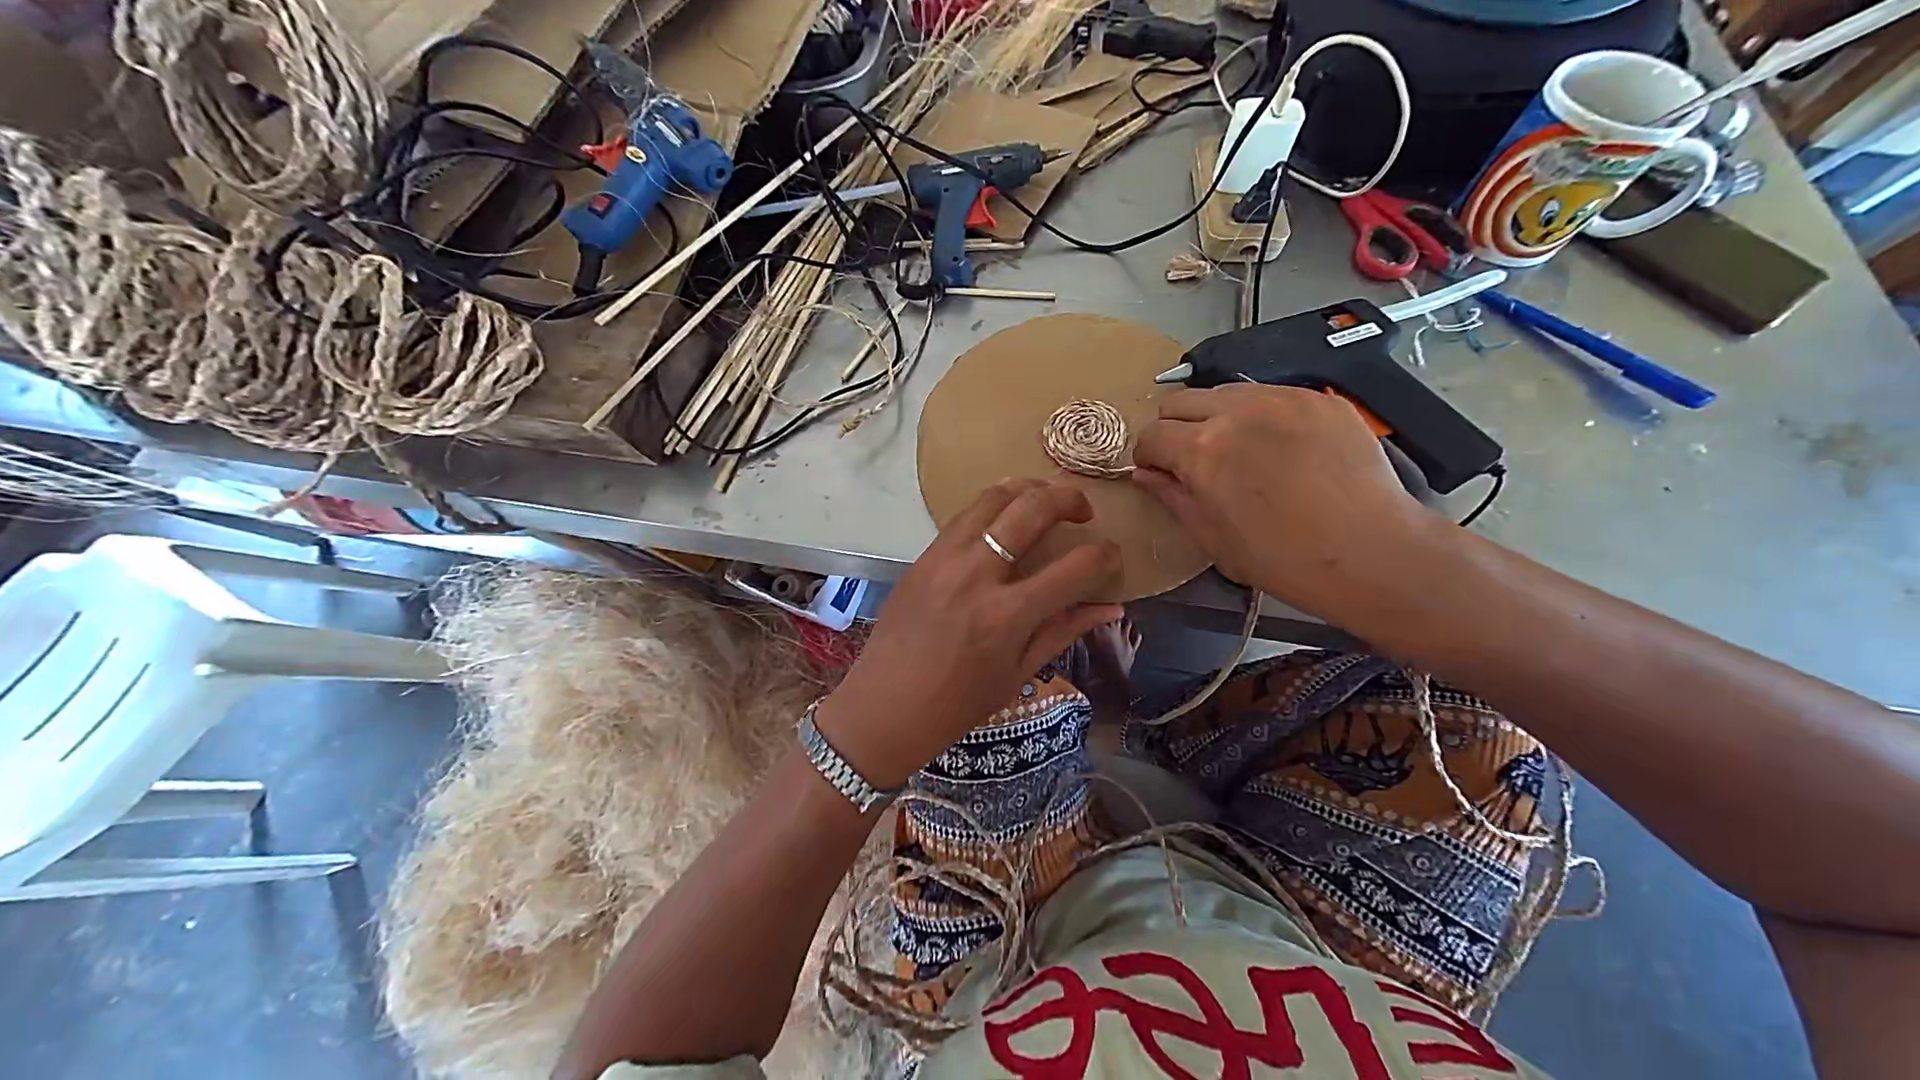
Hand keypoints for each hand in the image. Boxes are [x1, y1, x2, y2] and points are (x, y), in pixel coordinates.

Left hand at [815, 479, 1123, 790]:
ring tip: (1046, 499)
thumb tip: (1112, 606)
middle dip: (1069, 499)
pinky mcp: (923, 556)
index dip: (1105, 555)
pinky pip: (964, 515)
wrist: (884, 707)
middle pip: (1032, 509)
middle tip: (1083, 511)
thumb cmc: (957, 705)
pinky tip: (1005, 517)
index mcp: (1008, 616)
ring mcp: (945, 559)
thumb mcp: (1018, 673)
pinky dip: (993, 506)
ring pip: (993, 497)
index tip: (1112, 554)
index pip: (1074, 568)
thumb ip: (1064, 631)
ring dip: (1028, 489)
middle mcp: (977, 575)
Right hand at [1131, 384, 1444, 619]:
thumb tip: (1147, 475)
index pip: (1152, 434)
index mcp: (1201, 450)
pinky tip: (1283, 450)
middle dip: (1175, 428)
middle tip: (1193, 459)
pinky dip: (1263, 416)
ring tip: (1240, 451)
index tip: (1160, 472)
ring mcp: (1282, 399)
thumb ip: (1173, 497)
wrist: (1370, 552)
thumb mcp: (1212, 538)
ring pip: (1225, 392)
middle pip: (1180, 401)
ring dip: (1217, 417)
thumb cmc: (1282, 559)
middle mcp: (1237, 411)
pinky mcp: (1320, 399)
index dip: (1148, 456)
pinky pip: (1272, 395)